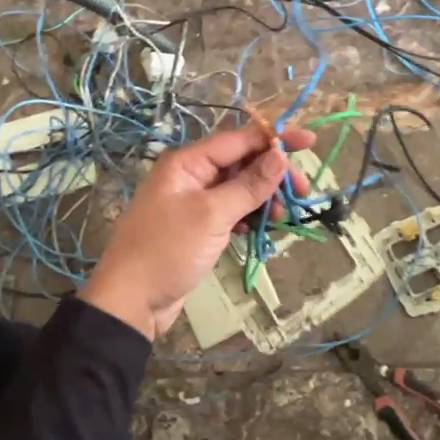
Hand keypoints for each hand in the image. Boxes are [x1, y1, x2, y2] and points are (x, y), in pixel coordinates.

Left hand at [81, 123, 315, 339]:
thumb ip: (248, 186)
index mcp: (187, 162)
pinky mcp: (198, 227)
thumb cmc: (167, 250)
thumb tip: (280, 156)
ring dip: (264, 198)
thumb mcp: (211, 216)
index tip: (309, 141)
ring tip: (282, 216)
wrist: (131, 301)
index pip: (238, 139)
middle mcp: (190, 175)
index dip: (274, 138)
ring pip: (239, 188)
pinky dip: (249, 215)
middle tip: (302, 192)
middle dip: (272, 174)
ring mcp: (194, 202)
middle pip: (241, 163)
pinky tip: (263, 227)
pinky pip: (231, 211)